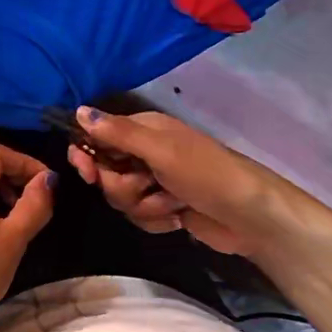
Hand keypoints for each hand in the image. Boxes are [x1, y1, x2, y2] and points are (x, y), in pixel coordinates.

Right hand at [71, 108, 325, 258]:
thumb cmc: (207, 174)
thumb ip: (117, 133)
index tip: (89, 172)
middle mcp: (144, 153)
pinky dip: (155, 219)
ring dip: (144, 205)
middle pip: (104, 172)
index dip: (86, 155)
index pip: (95, 137)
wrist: (253, 219)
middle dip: (122, 186)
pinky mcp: (163, 208)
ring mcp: (153, 182)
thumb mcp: (160, 149)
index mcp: (143, 130)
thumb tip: (78, 111)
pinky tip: (177, 218)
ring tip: (173, 203)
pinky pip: (137, 216)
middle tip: (145, 185)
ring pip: (119, 197)